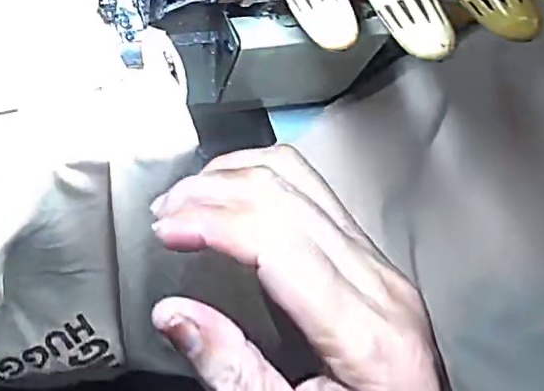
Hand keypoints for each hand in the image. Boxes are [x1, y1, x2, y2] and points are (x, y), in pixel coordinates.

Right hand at [149, 145, 441, 390]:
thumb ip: (230, 372)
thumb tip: (171, 313)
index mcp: (368, 338)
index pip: (274, 239)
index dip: (208, 221)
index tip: (163, 229)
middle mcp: (380, 286)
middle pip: (278, 196)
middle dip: (207, 193)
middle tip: (162, 213)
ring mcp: (376, 261)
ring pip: (292, 174)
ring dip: (227, 174)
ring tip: (185, 198)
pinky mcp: (365, 250)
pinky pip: (306, 181)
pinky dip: (254, 171)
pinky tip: (224, 190)